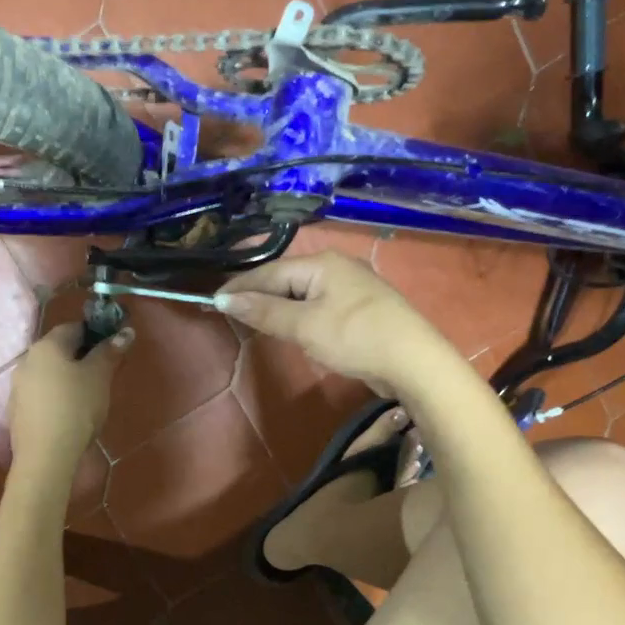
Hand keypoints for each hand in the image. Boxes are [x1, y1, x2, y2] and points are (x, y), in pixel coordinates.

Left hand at [8, 322, 132, 467]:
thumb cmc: (76, 408)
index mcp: (46, 346)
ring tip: (87, 400)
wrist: (45, 455)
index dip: (95, 335)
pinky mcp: (16, 412)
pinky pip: (40, 396)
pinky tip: (68, 416)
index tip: (111, 351)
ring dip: (66, 380)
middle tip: (102, 377)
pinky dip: (55, 399)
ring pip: (47, 375)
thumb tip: (124, 332)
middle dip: (81, 359)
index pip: (73, 328)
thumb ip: (110, 352)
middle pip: (58, 351)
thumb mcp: (100, 377)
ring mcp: (17, 387)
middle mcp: (26, 360)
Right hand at [216, 252, 460, 395]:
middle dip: (257, 294)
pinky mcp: (358, 308)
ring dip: (276, 304)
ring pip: (301, 292)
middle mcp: (336, 266)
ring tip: (251, 318)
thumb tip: (224, 298)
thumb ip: (264, 311)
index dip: (240, 287)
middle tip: (227, 311)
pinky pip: (317, 305)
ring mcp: (350, 287)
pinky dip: (297, 313)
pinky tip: (288, 325)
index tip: (212, 300)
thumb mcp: (304, 325)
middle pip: (285, 278)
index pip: (269, 271)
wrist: (412, 361)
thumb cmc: (355, 337)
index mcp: (322, 263)